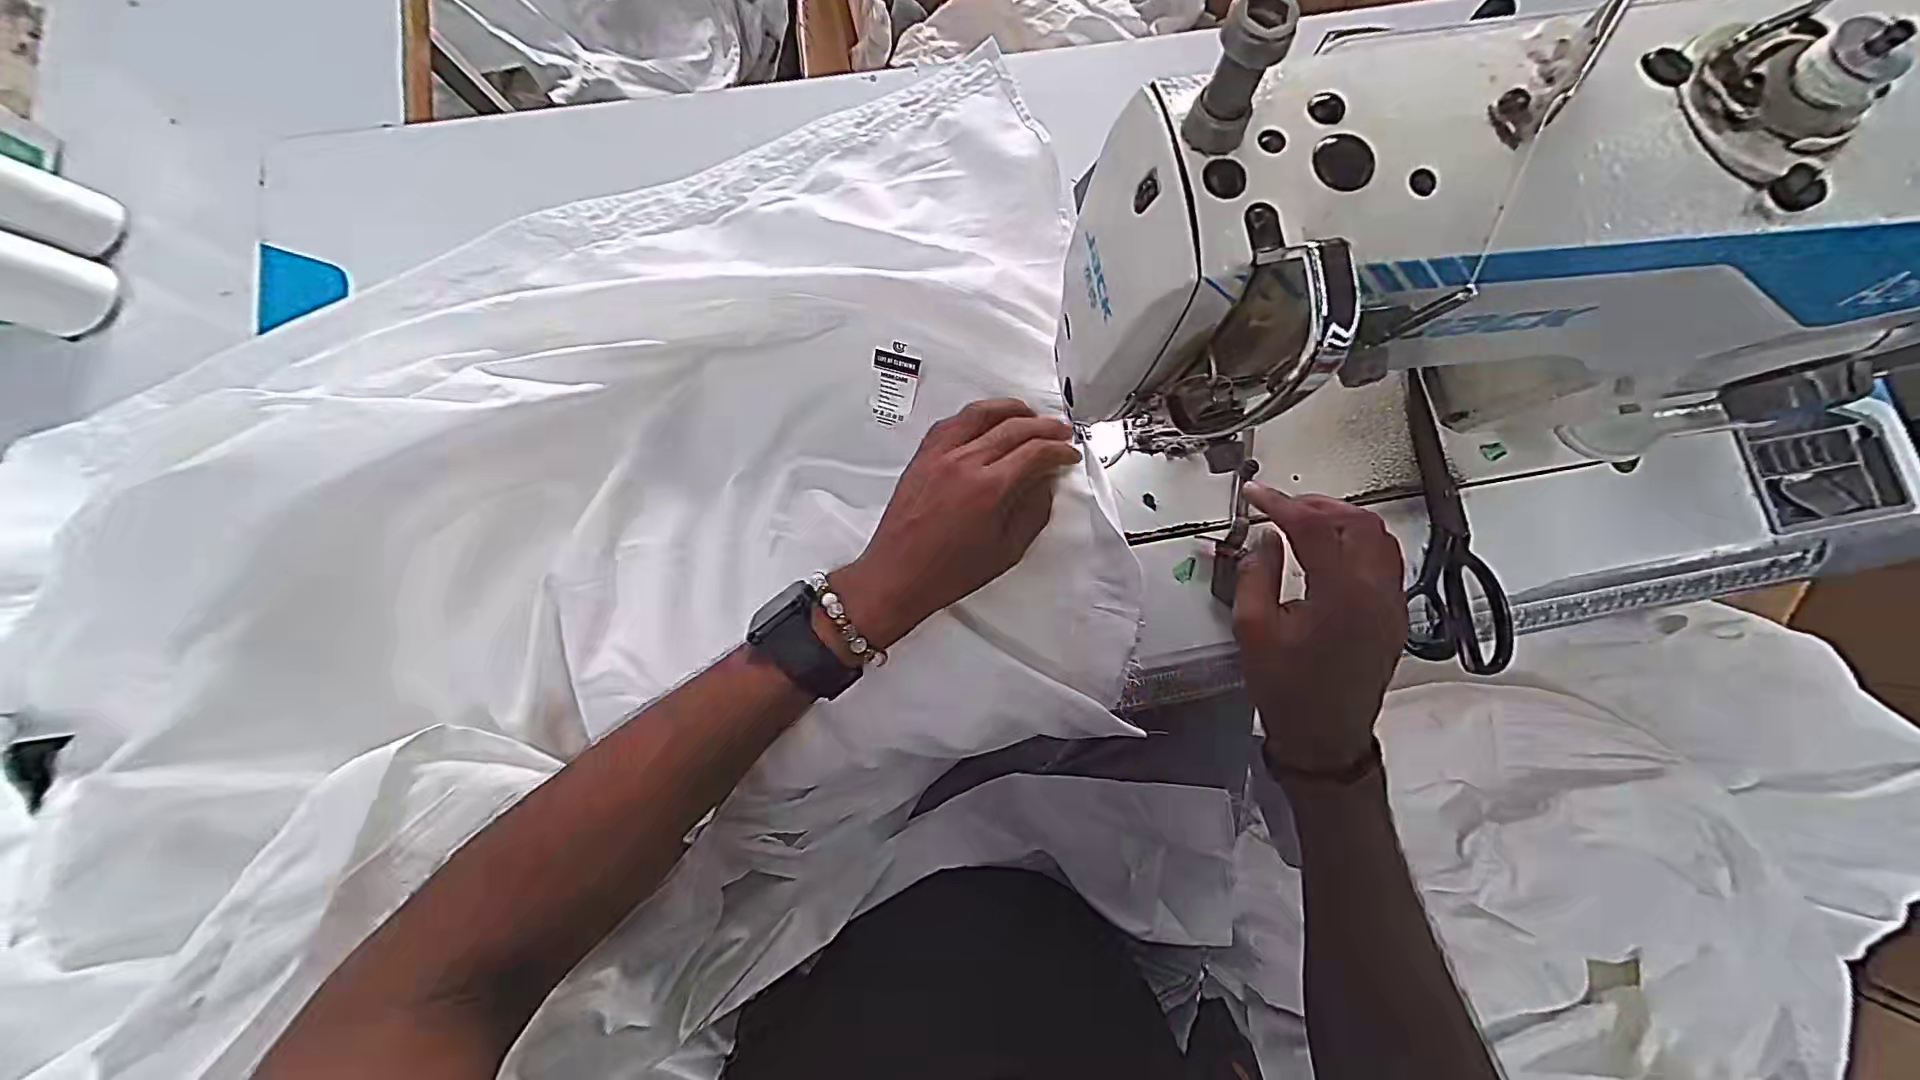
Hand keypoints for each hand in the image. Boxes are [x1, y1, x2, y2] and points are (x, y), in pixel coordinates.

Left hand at [828, 399, 1081, 653]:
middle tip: (1058, 433)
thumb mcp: (1006, 549)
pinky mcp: (922, 458)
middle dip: (1044, 427)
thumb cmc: (944, 571)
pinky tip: (984, 419)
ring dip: (1011, 409)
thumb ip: (1033, 511)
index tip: (1066, 454)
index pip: (1035, 451)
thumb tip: (1044, 484)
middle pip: (1014, 426)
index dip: (1058, 449)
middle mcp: (963, 464)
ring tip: (1027, 414)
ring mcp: (939, 457)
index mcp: (988, 489)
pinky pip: (951, 422)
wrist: (898, 575)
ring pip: (981, 413)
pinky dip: (974, 414)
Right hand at [1232, 484, 1406, 775]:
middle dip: (1317, 505)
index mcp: (1340, 596)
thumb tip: (1264, 540)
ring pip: (1380, 537)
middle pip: (1359, 522)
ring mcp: (1391, 604)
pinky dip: (1357, 541)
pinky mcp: (1393, 614)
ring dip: (1342, 520)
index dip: (1280, 504)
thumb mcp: (1252, 630)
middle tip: (1281, 506)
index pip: (1313, 528)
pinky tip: (1329, 550)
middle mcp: (1375, 593)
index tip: (1256, 494)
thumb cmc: (1287, 688)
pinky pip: (1384, 560)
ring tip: (1304, 521)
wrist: (1324, 734)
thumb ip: (1256, 576)